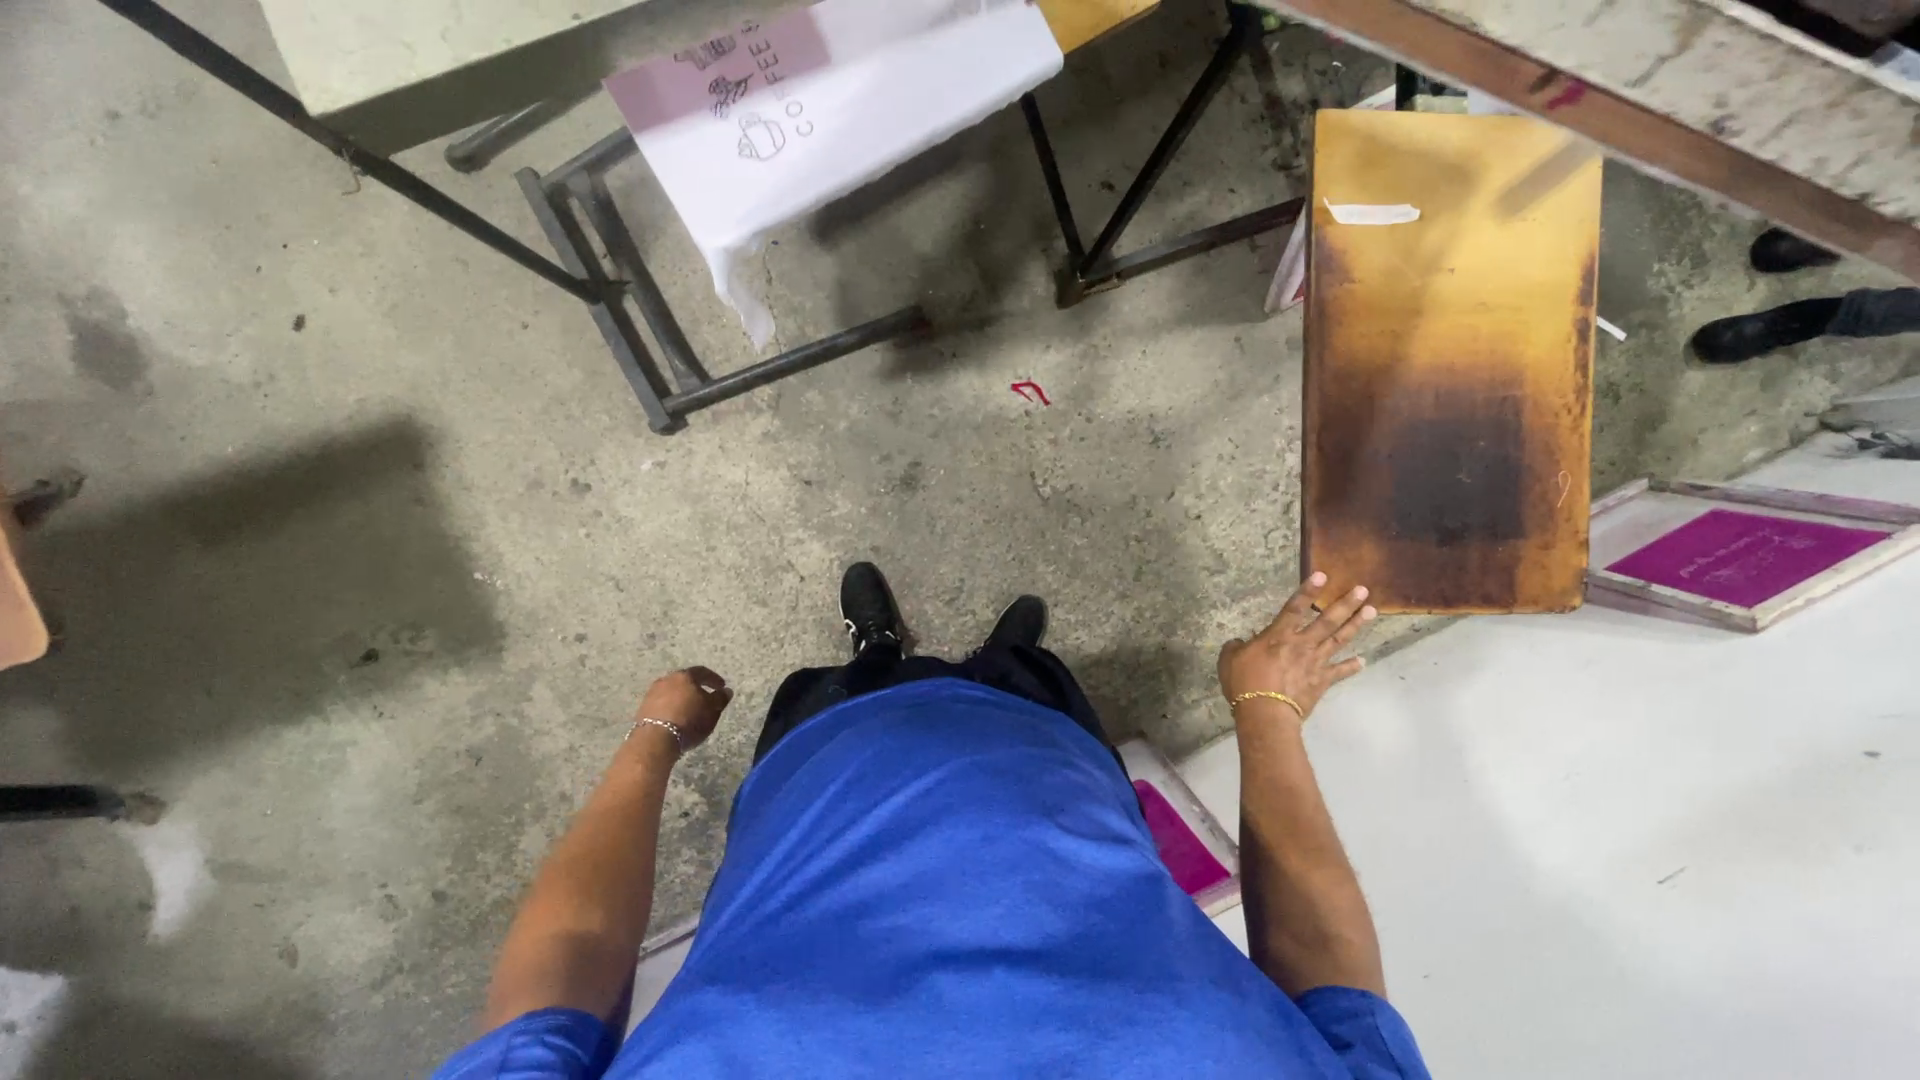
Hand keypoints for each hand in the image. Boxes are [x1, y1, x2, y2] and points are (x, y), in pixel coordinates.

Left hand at [634, 667, 733, 753]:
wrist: (656, 739)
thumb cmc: (690, 720)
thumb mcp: (712, 711)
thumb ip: (720, 699)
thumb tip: (726, 690)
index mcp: (685, 676)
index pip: (702, 672)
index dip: (713, 679)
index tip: (721, 686)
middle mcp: (666, 680)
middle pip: (684, 681)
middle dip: (695, 688)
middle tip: (705, 698)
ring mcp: (652, 693)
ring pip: (672, 692)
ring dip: (681, 699)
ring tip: (690, 710)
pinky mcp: (643, 708)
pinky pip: (662, 704)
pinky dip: (671, 708)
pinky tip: (676, 718)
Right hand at [1218, 573, 1375, 721]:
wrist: (1265, 713)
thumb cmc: (1244, 683)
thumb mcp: (1229, 660)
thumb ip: (1236, 647)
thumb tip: (1239, 643)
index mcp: (1278, 636)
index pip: (1295, 607)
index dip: (1308, 591)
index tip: (1323, 575)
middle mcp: (1301, 644)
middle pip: (1327, 620)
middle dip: (1345, 604)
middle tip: (1363, 591)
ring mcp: (1315, 662)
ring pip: (1339, 640)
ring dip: (1356, 625)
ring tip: (1372, 611)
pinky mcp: (1322, 681)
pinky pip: (1339, 671)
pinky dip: (1352, 666)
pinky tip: (1363, 661)